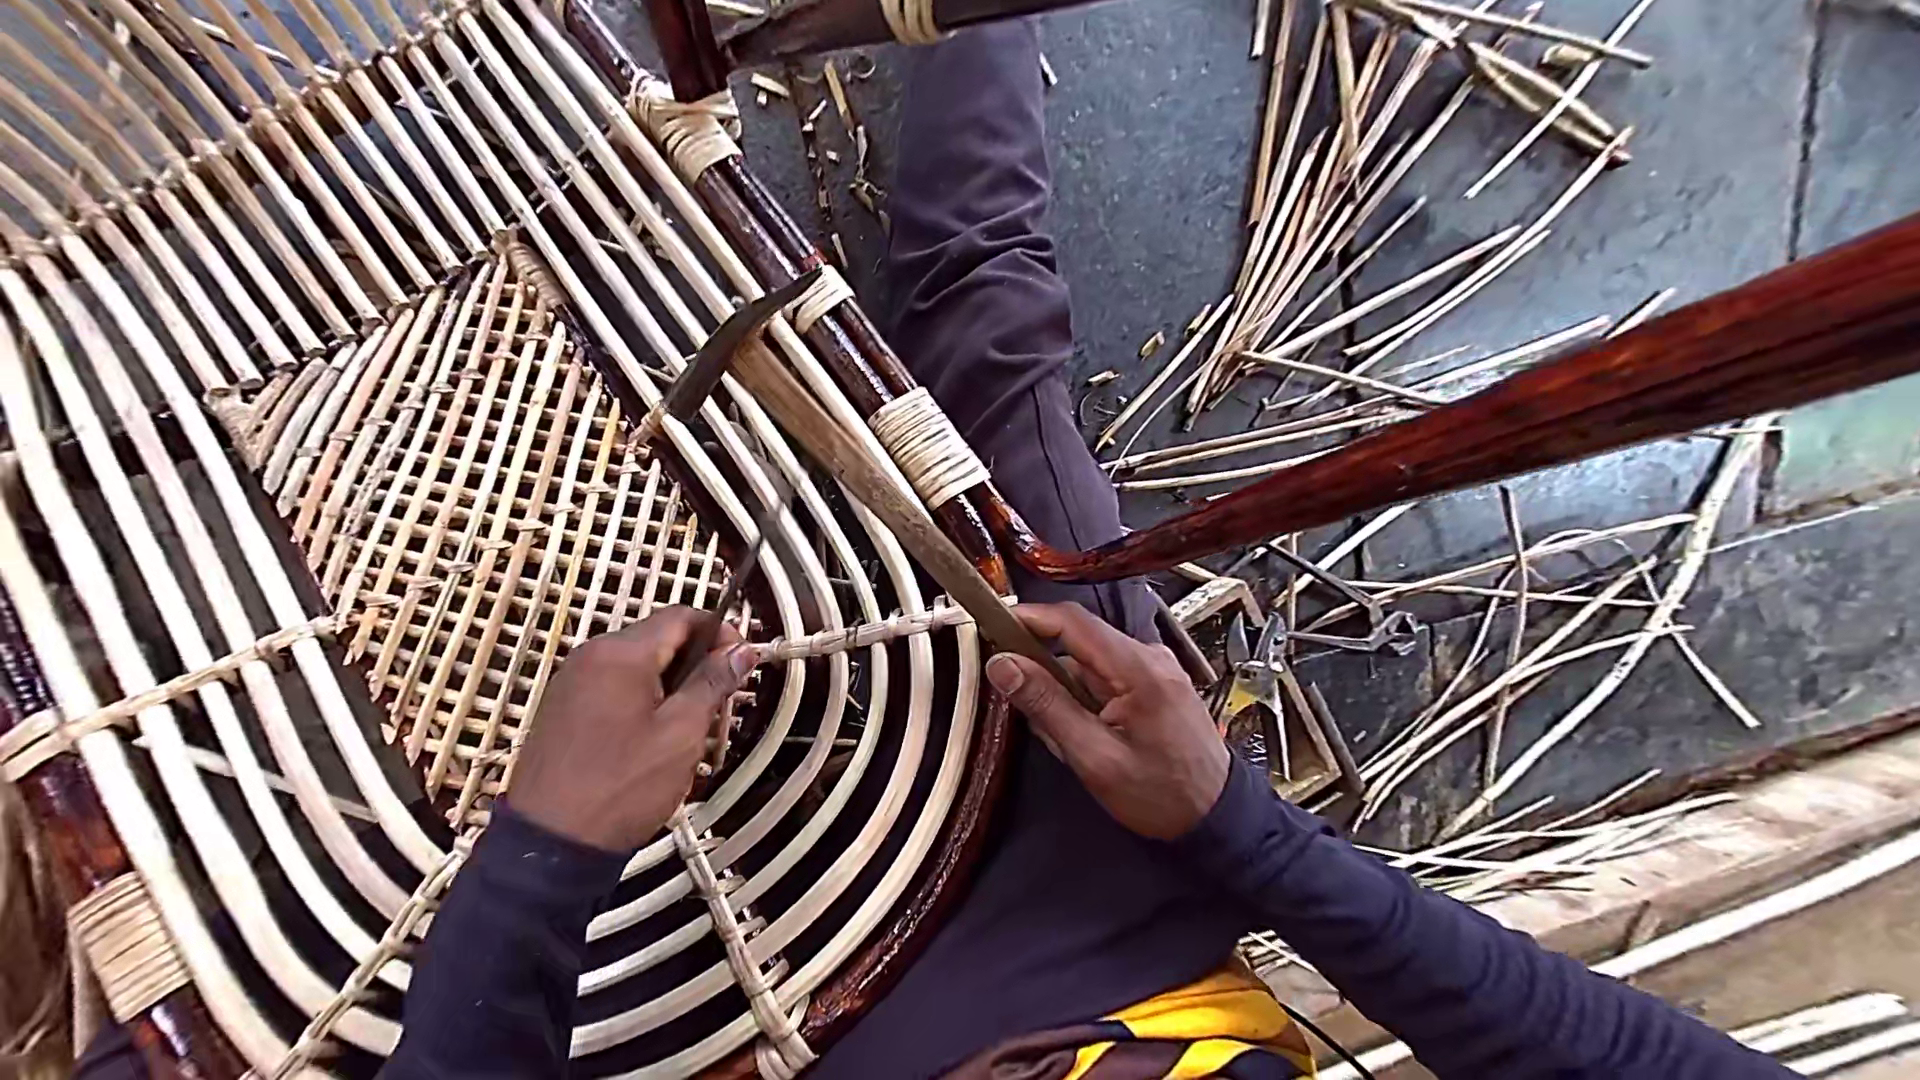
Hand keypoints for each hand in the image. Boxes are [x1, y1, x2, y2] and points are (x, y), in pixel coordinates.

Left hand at [508, 608, 754, 852]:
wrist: (548, 848)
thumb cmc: (617, 789)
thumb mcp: (682, 731)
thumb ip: (713, 682)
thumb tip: (741, 651)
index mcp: (620, 655)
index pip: (682, 616)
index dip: (720, 631)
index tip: (740, 657)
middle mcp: (591, 658)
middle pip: (661, 637)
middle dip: (699, 660)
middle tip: (723, 694)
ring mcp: (573, 683)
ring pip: (641, 662)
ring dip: (675, 681)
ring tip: (693, 721)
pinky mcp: (565, 708)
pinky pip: (617, 684)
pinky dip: (646, 696)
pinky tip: (659, 733)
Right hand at [984, 602, 1229, 839]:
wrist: (1219, 821)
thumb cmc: (1160, 795)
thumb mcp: (1094, 757)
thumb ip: (1046, 705)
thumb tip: (1002, 664)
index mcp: (1138, 667)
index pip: (1072, 620)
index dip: (1028, 617)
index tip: (993, 626)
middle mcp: (1148, 655)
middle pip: (1078, 642)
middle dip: (1046, 673)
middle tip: (1035, 715)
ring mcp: (1155, 668)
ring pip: (1088, 663)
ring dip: (1067, 694)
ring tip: (1071, 741)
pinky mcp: (1155, 682)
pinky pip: (1105, 677)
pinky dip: (1086, 700)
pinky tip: (1091, 736)